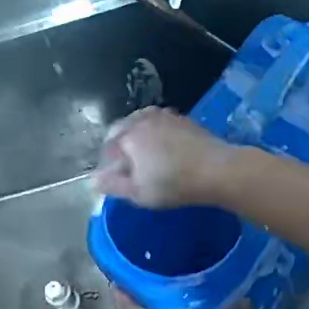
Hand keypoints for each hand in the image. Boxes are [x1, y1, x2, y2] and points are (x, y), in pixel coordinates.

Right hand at [93, 107, 235, 208]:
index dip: (108, 163)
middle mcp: (142, 120)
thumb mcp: (138, 192)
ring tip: (145, 156)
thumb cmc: (173, 184)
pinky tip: (165, 148)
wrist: (217, 170)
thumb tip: (91, 180)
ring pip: (140, 122)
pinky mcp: (182, 118)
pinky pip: (160, 122)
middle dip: (120, 145)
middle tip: (129, 167)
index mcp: (128, 136)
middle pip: (121, 129)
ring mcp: (164, 116)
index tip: (115, 178)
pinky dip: (156, 133)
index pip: (107, 147)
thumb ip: (112, 185)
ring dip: (137, 135)